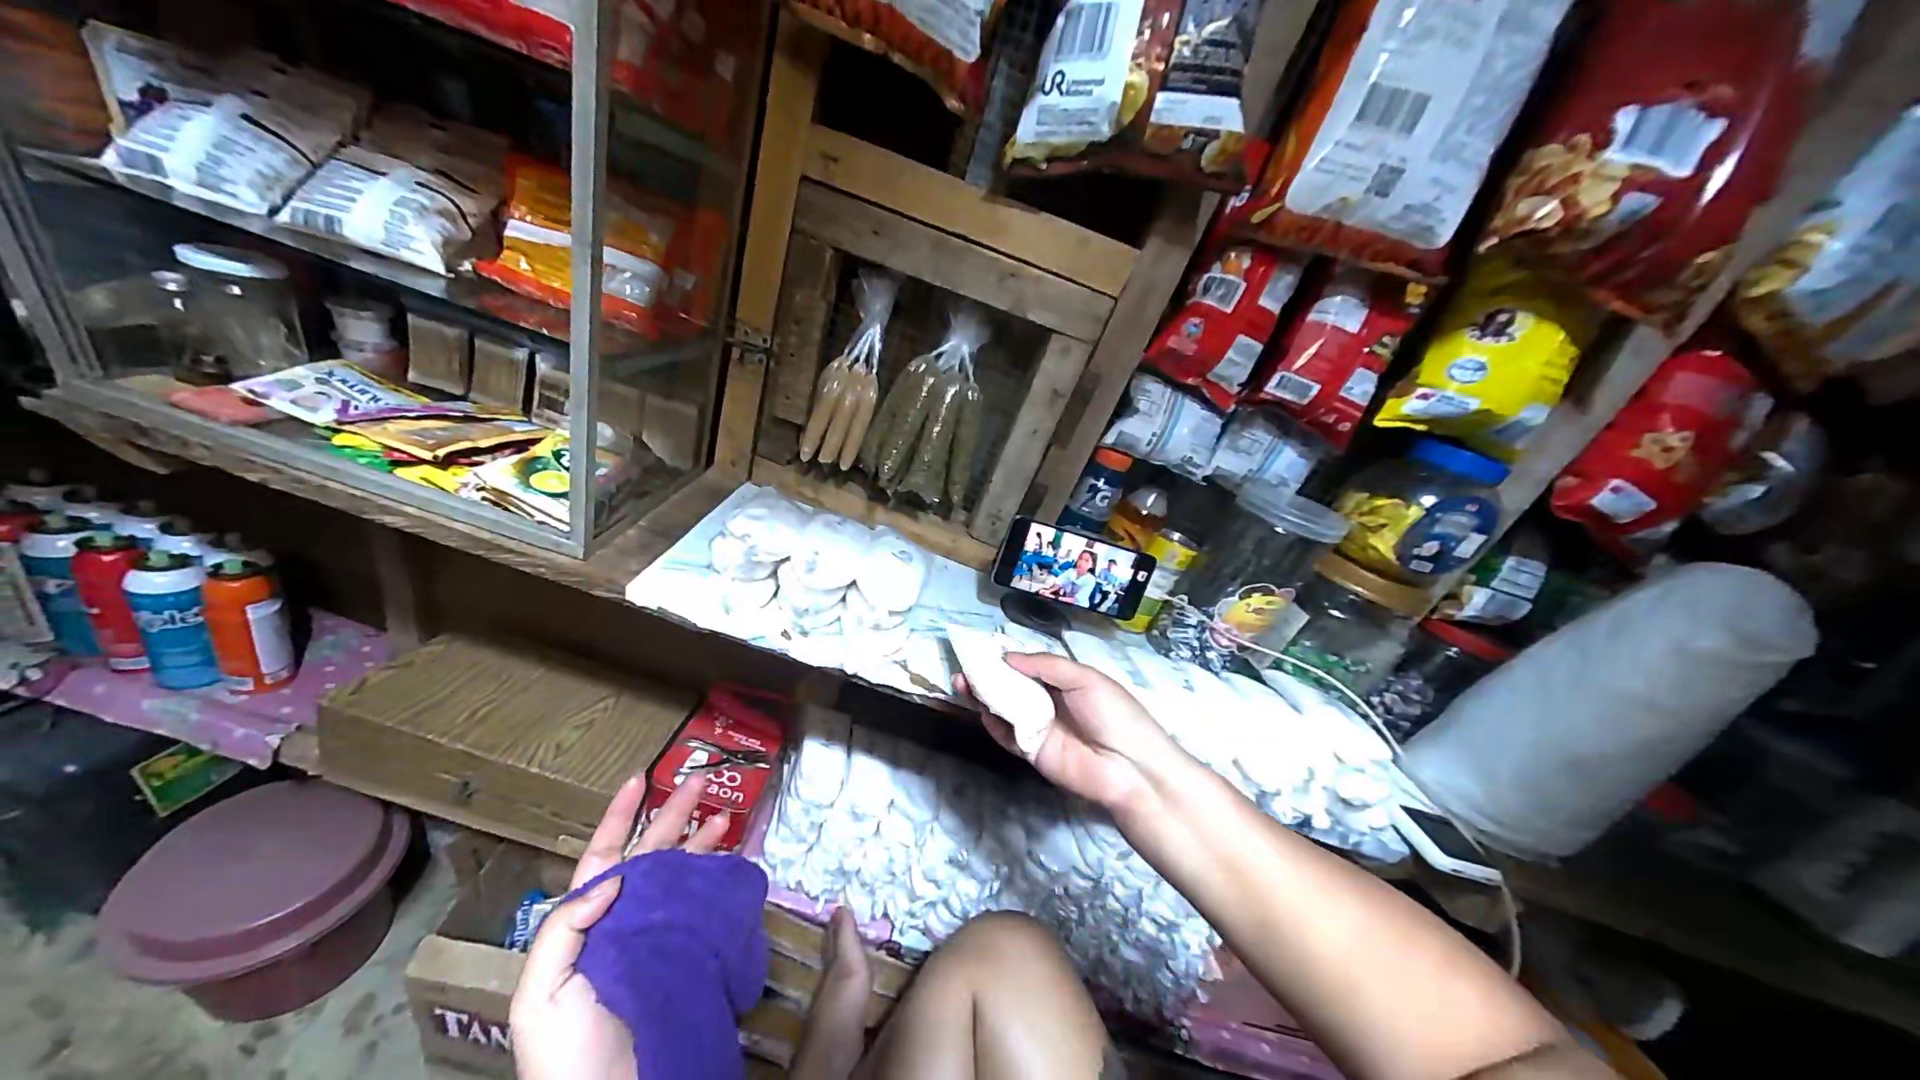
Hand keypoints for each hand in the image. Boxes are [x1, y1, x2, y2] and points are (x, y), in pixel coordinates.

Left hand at [510, 772, 730, 1079]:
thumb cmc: (566, 1054)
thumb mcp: (542, 994)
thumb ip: (565, 929)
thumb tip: (616, 872)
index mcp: (589, 925)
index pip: (604, 858)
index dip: (619, 817)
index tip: (638, 780)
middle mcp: (627, 922)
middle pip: (652, 856)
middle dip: (673, 816)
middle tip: (701, 782)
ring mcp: (660, 938)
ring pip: (682, 876)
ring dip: (702, 843)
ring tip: (725, 817)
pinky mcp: (690, 955)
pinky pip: (704, 908)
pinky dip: (718, 882)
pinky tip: (733, 866)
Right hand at [956, 653, 1176, 813]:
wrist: (1129, 767)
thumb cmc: (1113, 714)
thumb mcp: (1084, 678)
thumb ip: (1046, 665)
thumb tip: (1007, 657)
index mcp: (1065, 681)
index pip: (1029, 666)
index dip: (1007, 658)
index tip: (982, 648)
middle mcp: (1049, 702)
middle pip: (1012, 687)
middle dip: (987, 676)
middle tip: (964, 667)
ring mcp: (1039, 728)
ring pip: (1005, 709)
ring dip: (983, 697)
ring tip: (962, 684)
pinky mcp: (1032, 752)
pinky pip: (1007, 736)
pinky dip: (992, 725)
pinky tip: (980, 711)